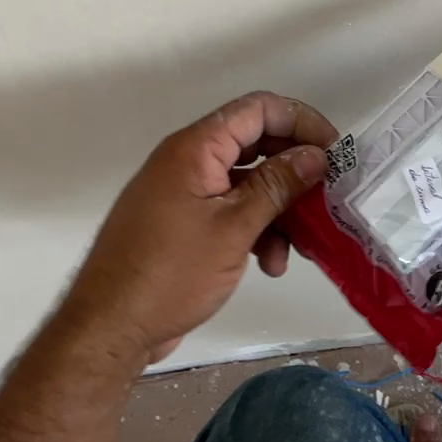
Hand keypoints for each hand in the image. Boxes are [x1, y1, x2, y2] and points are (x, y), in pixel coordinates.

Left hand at [0, 92, 336, 441]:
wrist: (108, 332)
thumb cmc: (170, 273)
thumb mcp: (235, 228)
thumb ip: (278, 186)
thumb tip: (317, 155)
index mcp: (196, 148)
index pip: (259, 109)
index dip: (301, 122)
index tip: (333, 152)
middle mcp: (190, 159)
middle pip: (257, 144)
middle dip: (295, 171)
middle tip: (326, 195)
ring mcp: (186, 191)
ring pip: (249, 181)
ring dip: (279, 209)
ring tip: (303, 247)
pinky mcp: (185, 221)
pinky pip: (232, 208)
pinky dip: (256, 228)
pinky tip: (270, 263)